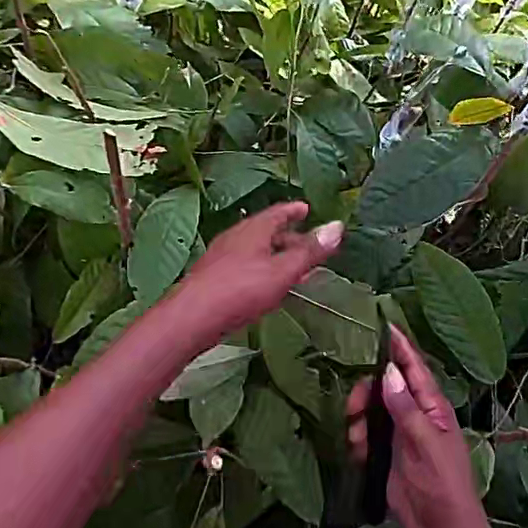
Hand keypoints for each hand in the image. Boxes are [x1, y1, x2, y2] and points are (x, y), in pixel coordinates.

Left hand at [174, 202, 342, 333]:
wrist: (190, 319)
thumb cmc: (241, 290)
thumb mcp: (283, 271)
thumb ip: (309, 252)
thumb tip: (337, 226)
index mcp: (253, 230)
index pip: (278, 212)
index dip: (294, 211)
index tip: (306, 209)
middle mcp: (235, 237)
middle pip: (266, 231)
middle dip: (288, 236)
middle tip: (308, 244)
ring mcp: (221, 257)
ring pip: (254, 249)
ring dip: (274, 254)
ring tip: (291, 266)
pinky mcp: (212, 277)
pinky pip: (243, 264)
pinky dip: (261, 268)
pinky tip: (265, 285)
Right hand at [348, 328, 490, 527]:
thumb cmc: (441, 483)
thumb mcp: (425, 443)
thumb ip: (405, 407)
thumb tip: (390, 370)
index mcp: (432, 405)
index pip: (414, 367)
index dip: (400, 346)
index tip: (384, 324)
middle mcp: (415, 412)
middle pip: (385, 386)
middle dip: (366, 392)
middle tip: (353, 408)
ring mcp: (400, 433)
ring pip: (371, 409)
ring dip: (359, 420)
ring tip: (357, 440)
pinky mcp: (387, 453)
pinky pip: (366, 435)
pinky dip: (358, 441)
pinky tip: (358, 454)